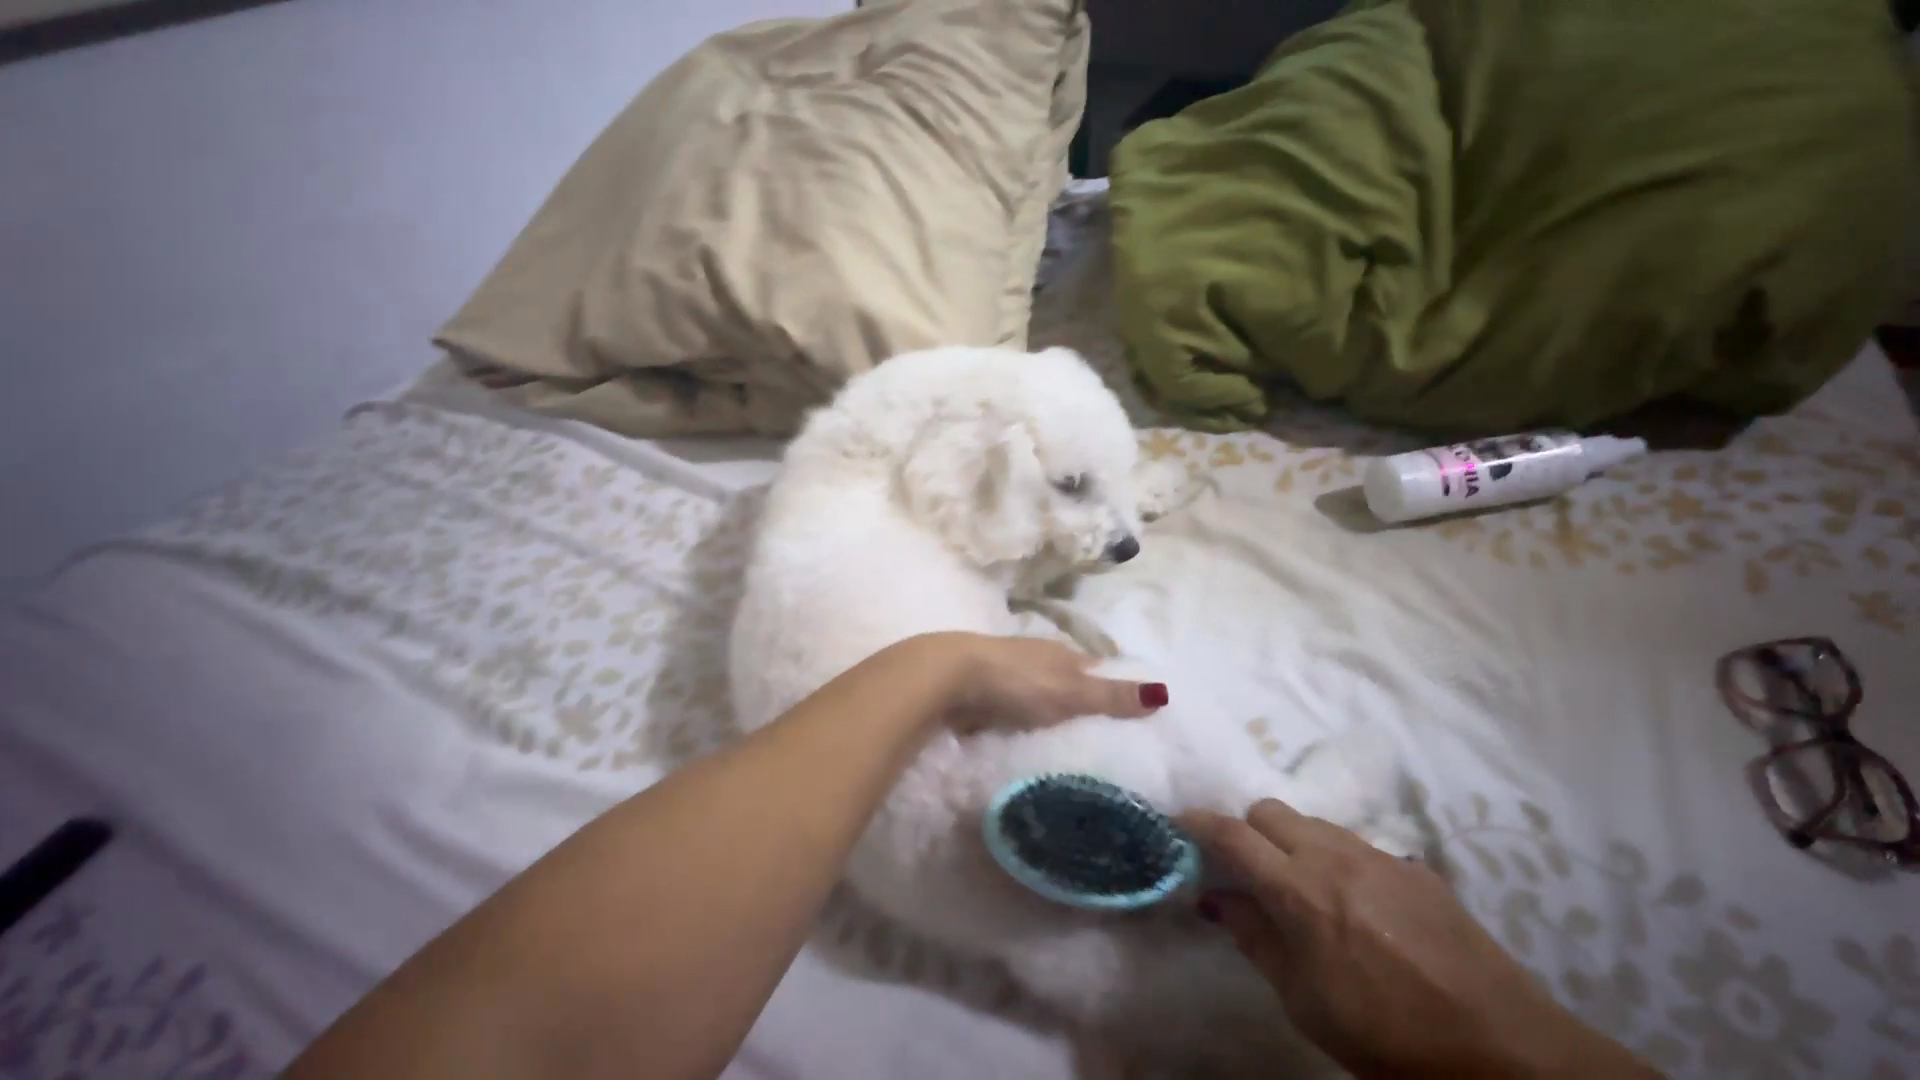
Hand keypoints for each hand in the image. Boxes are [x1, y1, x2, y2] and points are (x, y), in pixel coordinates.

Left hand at [915, 632, 1165, 733]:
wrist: (947, 680)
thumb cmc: (1016, 682)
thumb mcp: (1071, 691)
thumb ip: (1112, 695)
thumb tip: (1163, 692)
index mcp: (1059, 652)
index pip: (1094, 666)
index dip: (1111, 683)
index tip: (1130, 709)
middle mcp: (1033, 659)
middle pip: (1064, 681)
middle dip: (1079, 701)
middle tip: (1102, 737)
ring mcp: (1004, 676)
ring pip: (1035, 696)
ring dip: (1047, 714)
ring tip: (1067, 746)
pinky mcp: (980, 696)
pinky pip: (1010, 713)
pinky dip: (1020, 725)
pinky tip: (1026, 743)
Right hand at [1183, 801, 1657, 1079]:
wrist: (1500, 1046)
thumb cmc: (1384, 1034)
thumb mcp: (1303, 1000)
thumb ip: (1254, 938)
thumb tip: (1219, 899)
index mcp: (1299, 892)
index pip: (1233, 835)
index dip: (1199, 823)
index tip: (1180, 822)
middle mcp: (1335, 857)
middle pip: (1270, 811)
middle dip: (1248, 831)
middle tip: (1247, 872)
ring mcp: (1380, 857)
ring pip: (1314, 823)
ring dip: (1292, 843)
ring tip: (1303, 891)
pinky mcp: (1416, 868)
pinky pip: (1357, 845)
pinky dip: (1336, 860)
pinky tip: (1356, 907)